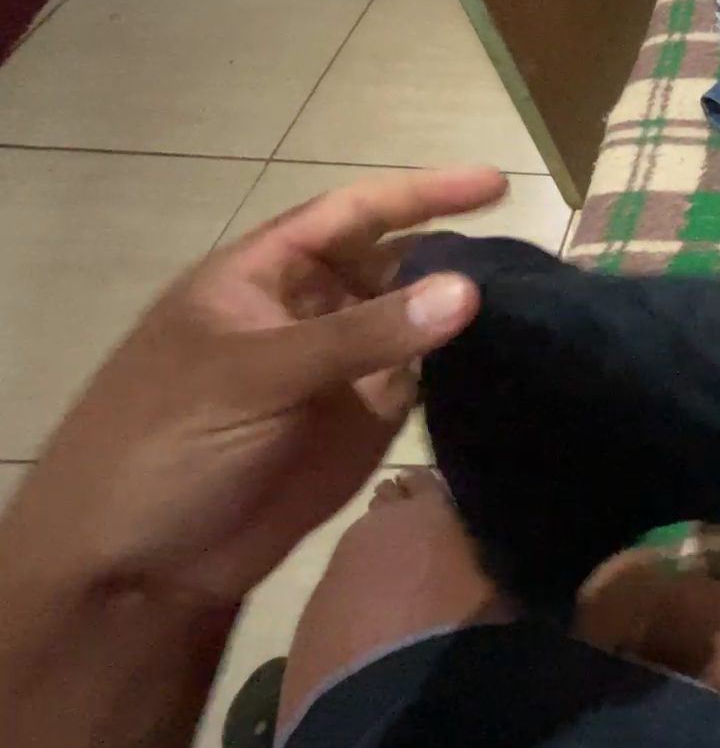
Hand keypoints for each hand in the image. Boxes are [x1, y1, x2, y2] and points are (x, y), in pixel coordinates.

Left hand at [0, 167, 508, 606]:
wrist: (147, 564)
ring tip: (543, 293)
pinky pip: (441, 365)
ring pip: (430, 312)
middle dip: (465, 250)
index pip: (355, 214)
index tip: (496, 182)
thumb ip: (364, 333)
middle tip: (533, 254)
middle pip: (405, 259)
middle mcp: (321, 306)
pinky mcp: (383, 404)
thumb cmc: (164, 445)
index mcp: (269, 275)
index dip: (423, 192)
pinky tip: (520, 342)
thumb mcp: (252, 376)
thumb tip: (471, 291)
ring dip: (479, 303)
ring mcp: (356, 357)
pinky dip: (478, 353)